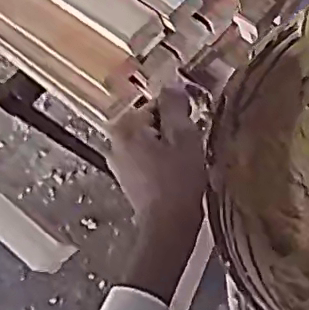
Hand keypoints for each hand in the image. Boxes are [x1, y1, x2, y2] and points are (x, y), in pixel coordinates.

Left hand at [109, 85, 207, 295]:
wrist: (168, 225)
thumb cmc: (178, 179)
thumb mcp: (183, 136)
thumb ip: (175, 105)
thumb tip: (172, 84)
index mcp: (124, 127)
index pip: (156, 102)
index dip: (178, 112)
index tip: (193, 125)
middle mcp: (114, 141)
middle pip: (151, 121)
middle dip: (172, 128)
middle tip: (191, 144)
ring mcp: (118, 161)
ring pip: (151, 140)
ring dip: (169, 145)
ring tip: (187, 159)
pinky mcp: (127, 178)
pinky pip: (149, 157)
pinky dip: (163, 160)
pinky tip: (178, 172)